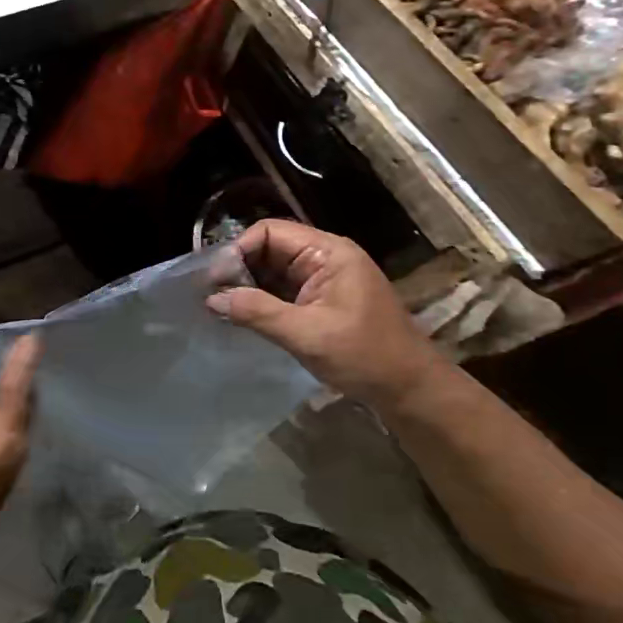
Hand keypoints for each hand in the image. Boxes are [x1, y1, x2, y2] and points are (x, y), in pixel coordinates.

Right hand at [206, 220, 448, 409]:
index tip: (214, 280)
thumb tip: (212, 299)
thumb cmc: (364, 356)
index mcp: (328, 252)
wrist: (411, 391)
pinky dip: (261, 300)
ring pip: (273, 270)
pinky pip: (282, 290)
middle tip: (211, 295)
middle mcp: (325, 257)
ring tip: (220, 306)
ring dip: (248, 286)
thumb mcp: (307, 334)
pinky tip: (242, 316)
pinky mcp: (321, 301)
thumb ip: (257, 312)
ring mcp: (323, 279)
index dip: (238, 250)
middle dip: (239, 268)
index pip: (269, 232)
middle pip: (269, 248)